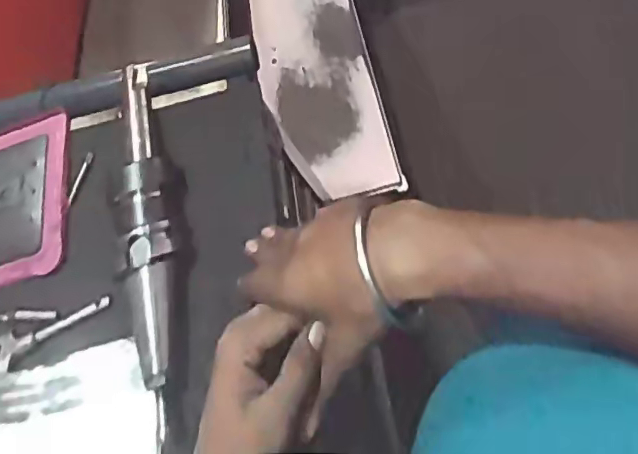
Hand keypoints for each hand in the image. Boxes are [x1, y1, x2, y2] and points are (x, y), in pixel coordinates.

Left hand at [196, 305, 324, 453]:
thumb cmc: (246, 445)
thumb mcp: (277, 412)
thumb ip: (298, 367)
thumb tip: (320, 324)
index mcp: (239, 338)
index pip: (284, 311)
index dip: (311, 316)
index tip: (336, 325)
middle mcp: (237, 331)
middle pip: (281, 312)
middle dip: (305, 323)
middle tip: (331, 339)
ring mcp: (240, 342)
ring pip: (280, 323)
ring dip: (300, 335)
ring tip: (323, 348)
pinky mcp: (246, 355)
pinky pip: (275, 337)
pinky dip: (292, 345)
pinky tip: (309, 357)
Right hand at [241, 200, 430, 440]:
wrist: (395, 246)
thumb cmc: (363, 301)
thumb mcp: (345, 348)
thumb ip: (322, 385)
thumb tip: (306, 430)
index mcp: (286, 283)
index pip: (256, 284)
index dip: (247, 286)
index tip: (241, 287)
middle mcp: (294, 249)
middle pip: (269, 251)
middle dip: (260, 254)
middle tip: (249, 248)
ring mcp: (317, 224)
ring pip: (292, 231)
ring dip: (281, 235)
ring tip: (268, 233)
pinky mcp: (339, 208)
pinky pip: (318, 217)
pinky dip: (313, 224)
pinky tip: (317, 223)